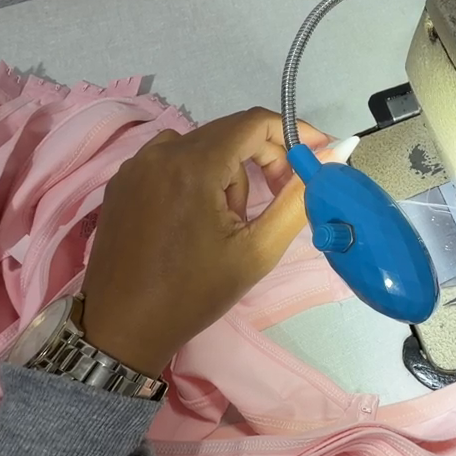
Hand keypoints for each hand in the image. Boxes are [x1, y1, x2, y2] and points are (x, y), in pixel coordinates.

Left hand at [80, 108, 327, 373]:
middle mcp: (161, 152)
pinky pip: (174, 157)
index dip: (291, 133)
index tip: (313, 156)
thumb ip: (299, 196)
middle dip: (264, 157)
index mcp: (194, 165)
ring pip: (204, 144)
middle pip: (231, 132)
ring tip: (232, 217)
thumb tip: (336, 153)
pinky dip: (198, 173)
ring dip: (230, 169)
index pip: (255, 123)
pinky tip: (199, 214)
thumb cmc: (193, 293)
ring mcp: (136, 164)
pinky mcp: (123, 180)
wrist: (119, 333)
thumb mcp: (258, 250)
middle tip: (278, 196)